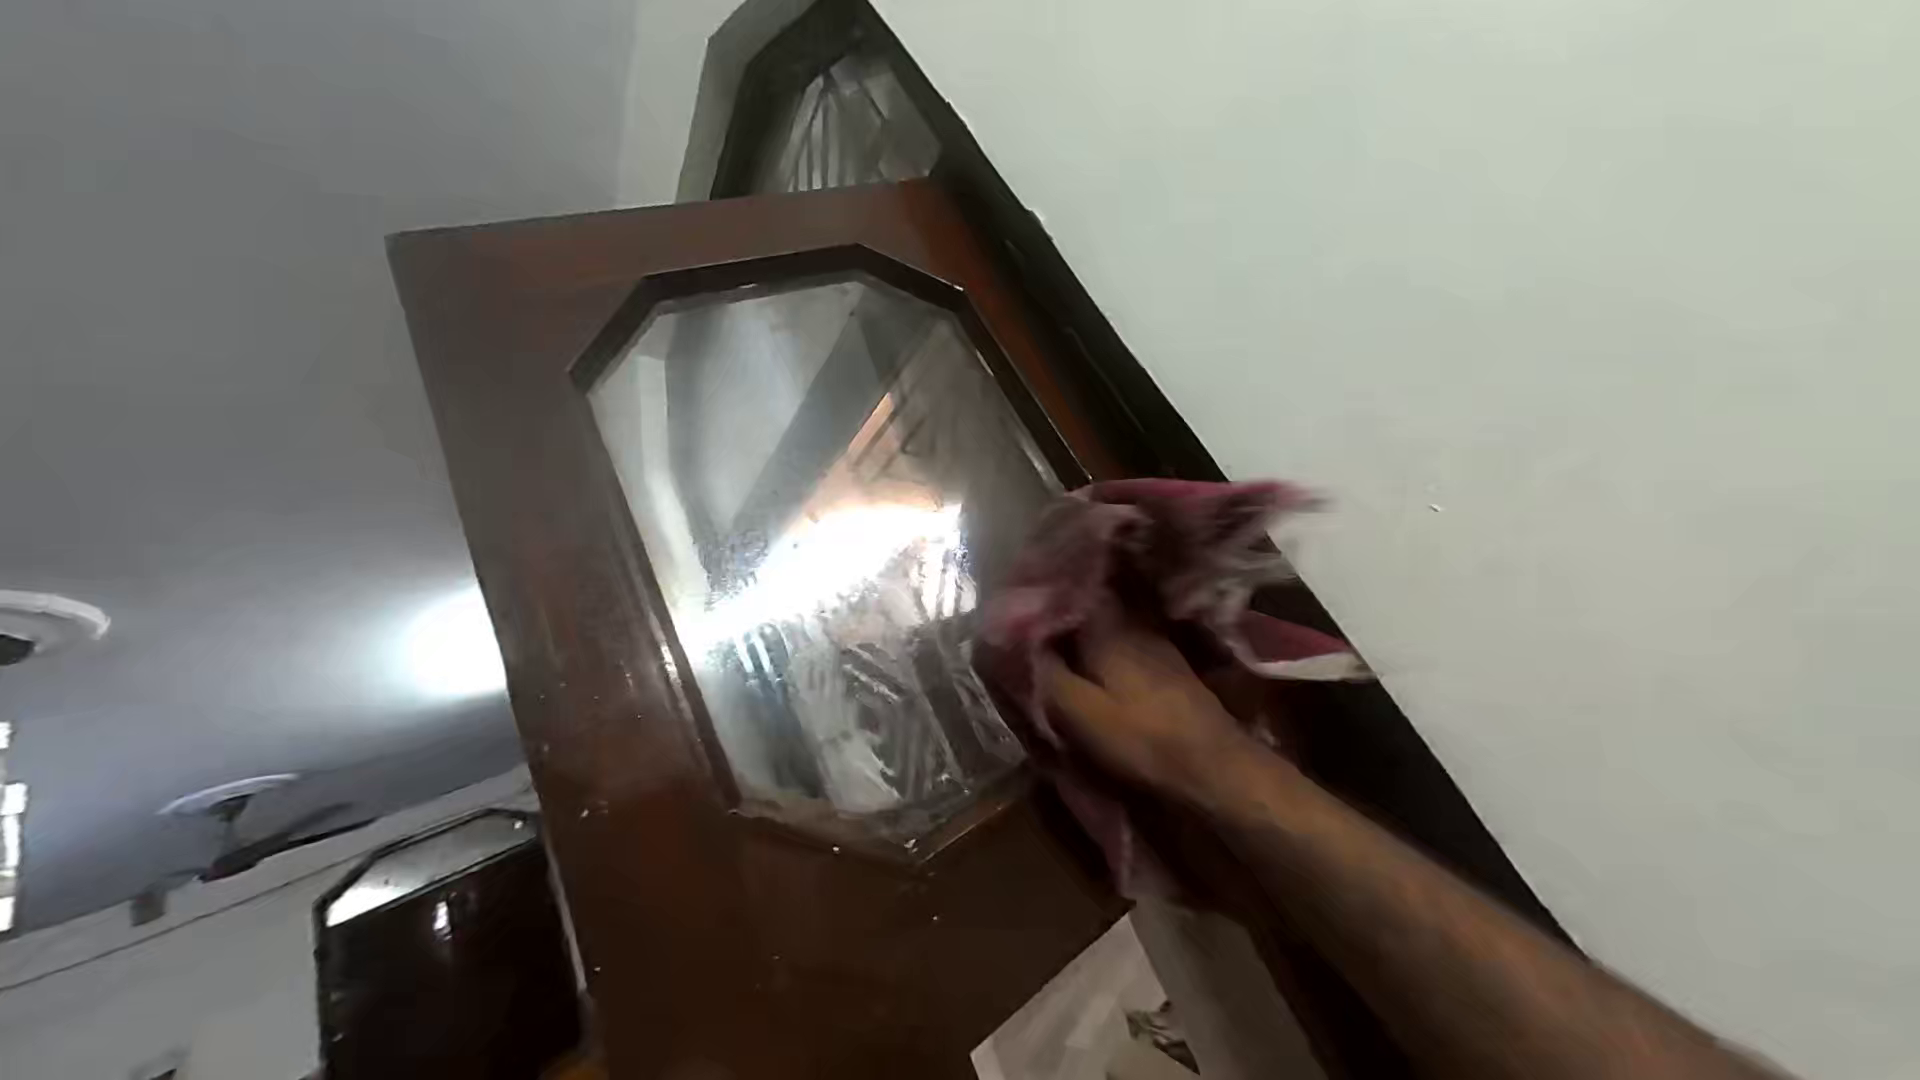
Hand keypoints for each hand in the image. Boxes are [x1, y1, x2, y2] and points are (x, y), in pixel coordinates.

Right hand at [1039, 623, 1269, 805]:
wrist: (1213, 766)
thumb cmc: (1140, 738)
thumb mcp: (1079, 713)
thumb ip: (1049, 676)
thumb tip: (1027, 648)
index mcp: (1108, 630)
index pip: (1072, 596)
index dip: (1047, 601)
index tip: (1023, 609)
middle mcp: (1135, 626)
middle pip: (1092, 608)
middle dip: (1066, 616)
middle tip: (1038, 629)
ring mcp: (1157, 644)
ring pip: (1111, 627)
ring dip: (1087, 634)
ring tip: (1063, 647)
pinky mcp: (1171, 666)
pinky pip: (1128, 645)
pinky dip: (1108, 650)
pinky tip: (1100, 667)